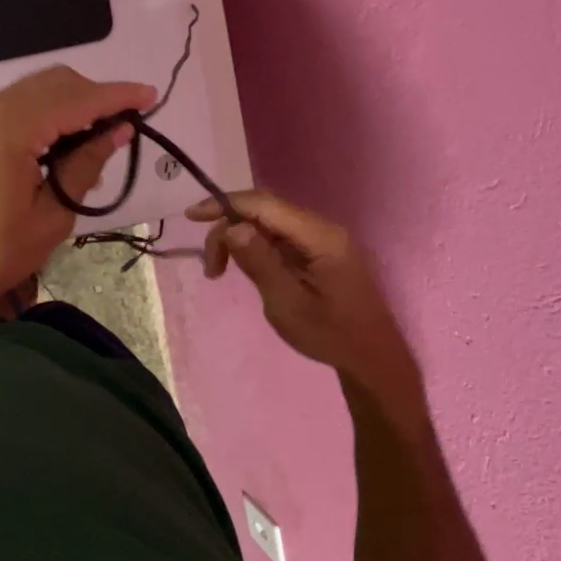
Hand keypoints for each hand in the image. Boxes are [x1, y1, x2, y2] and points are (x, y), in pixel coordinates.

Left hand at [0, 66, 155, 316]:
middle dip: (94, 97)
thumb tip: (117, 131)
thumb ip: (84, 166)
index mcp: (10, 128)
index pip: (77, 99)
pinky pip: (12, 107)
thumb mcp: (50, 217)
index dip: (117, 96)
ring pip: (32, 92)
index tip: (152, 97)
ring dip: (69, 105)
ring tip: (98, 139)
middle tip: (126, 125)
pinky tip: (59, 145)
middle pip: (54, 83)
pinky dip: (42, 115)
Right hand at [187, 190, 417, 392]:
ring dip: (236, 239)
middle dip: (227, 228)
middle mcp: (320, 229)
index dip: (225, 204)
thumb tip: (232, 227)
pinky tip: (241, 267)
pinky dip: (250, 247)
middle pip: (262, 210)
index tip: (191, 218)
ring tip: (219, 272)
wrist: (369, 356)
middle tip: (211, 267)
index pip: (264, 204)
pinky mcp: (314, 251)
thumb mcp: (287, 302)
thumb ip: (260, 263)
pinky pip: (275, 237)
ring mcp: (319, 239)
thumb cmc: (329, 333)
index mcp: (319, 236)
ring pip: (265, 223)